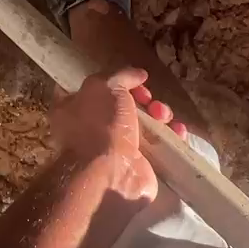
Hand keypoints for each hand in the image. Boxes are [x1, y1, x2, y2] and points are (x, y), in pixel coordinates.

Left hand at [48, 69, 179, 199]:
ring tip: (163, 116)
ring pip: (143, 123)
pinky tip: (178, 131)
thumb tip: (138, 74)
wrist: (111, 173)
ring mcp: (114, 147)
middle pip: (123, 105)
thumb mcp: (103, 87)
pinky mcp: (138, 163)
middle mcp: (90, 128)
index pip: (93, 89)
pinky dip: (170, 135)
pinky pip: (157, 144)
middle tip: (150, 101)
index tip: (134, 81)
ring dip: (159, 114)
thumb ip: (119, 76)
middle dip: (143, 99)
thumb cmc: (99, 125)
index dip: (116, 82)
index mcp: (71, 108)